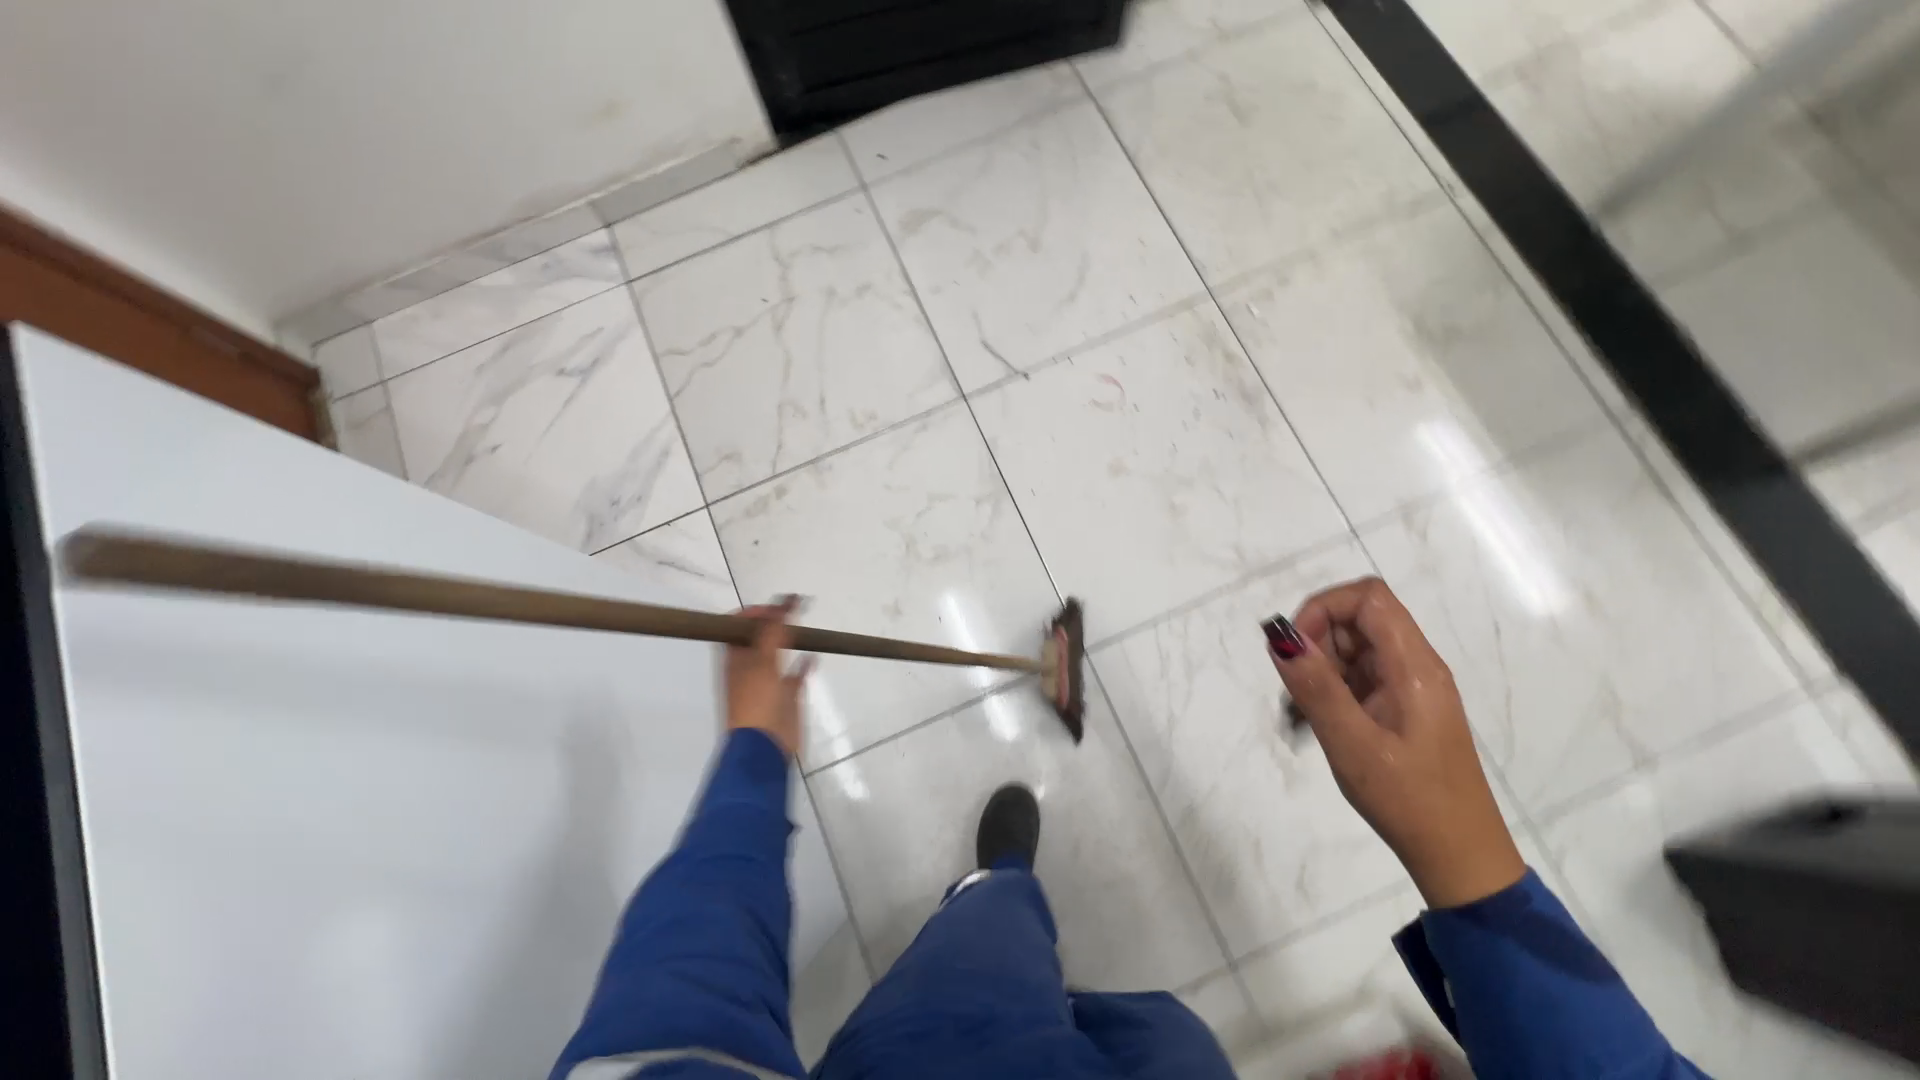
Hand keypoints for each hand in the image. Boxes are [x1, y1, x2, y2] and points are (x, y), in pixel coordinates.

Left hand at [724, 597, 813, 759]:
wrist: (764, 746)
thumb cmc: (757, 700)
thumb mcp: (763, 660)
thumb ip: (774, 630)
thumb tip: (785, 600)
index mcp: (734, 657)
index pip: (736, 625)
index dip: (753, 612)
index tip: (775, 607)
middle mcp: (748, 666)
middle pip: (758, 637)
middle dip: (774, 622)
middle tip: (794, 612)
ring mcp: (766, 682)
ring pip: (776, 654)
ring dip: (788, 640)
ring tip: (804, 627)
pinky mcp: (785, 696)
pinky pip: (794, 675)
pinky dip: (803, 664)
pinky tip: (813, 655)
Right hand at [1269, 577, 1524, 908]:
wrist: (1458, 855)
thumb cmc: (1407, 799)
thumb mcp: (1352, 744)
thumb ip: (1315, 687)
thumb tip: (1280, 637)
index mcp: (1414, 666)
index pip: (1368, 597)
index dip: (1324, 608)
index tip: (1296, 650)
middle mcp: (1416, 666)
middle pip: (1360, 618)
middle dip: (1317, 642)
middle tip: (1298, 691)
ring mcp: (1411, 687)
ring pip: (1356, 648)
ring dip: (1320, 668)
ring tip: (1305, 715)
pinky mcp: (1404, 708)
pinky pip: (1361, 676)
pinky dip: (1333, 689)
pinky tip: (1322, 725)